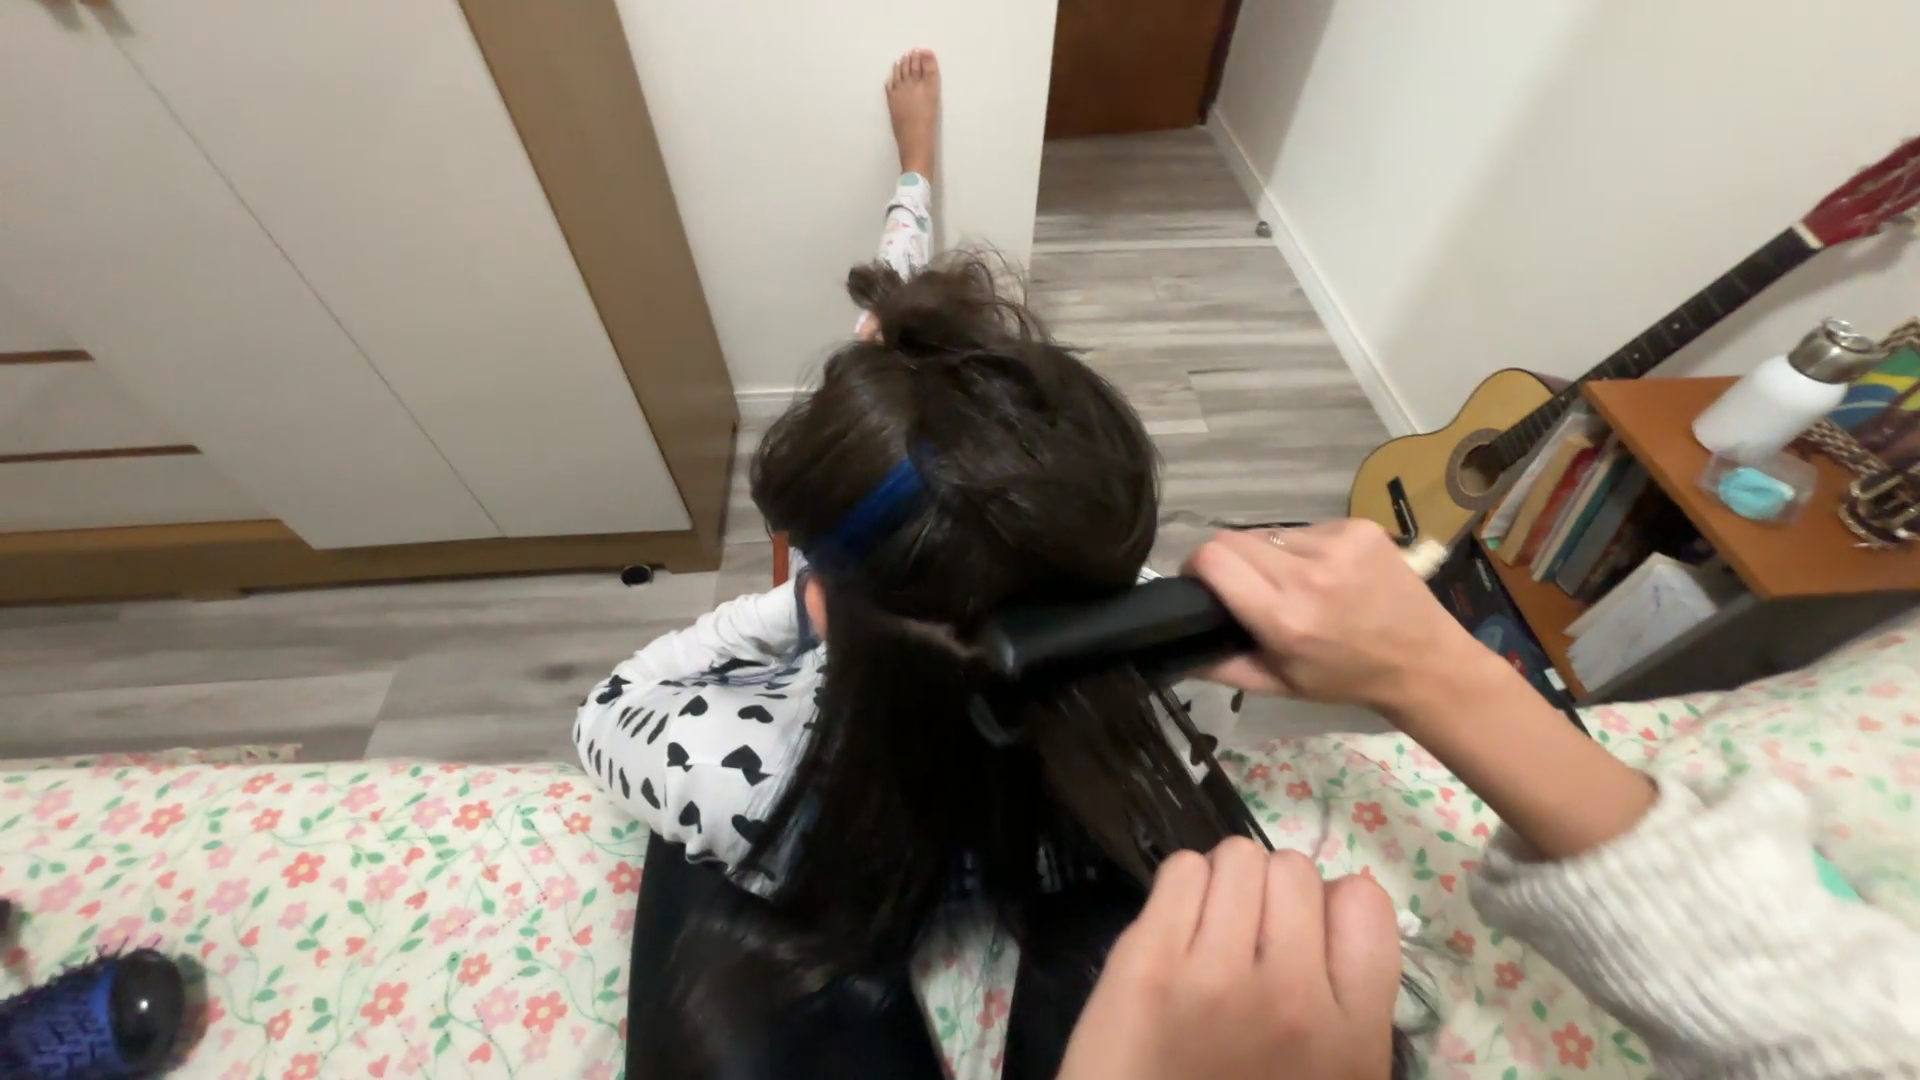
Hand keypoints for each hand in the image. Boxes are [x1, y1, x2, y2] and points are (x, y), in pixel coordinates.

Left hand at [1057, 839, 1400, 1079]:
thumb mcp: (1329, 1079)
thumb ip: (1342, 999)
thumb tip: (1333, 899)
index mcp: (1354, 1040)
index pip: (1366, 904)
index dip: (1330, 905)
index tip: (1303, 932)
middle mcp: (1295, 998)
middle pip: (1292, 867)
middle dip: (1269, 889)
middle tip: (1244, 934)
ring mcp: (1218, 975)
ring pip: (1236, 857)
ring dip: (1222, 883)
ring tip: (1207, 931)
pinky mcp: (1149, 960)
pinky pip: (1181, 868)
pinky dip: (1179, 887)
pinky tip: (1172, 932)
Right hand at [1191, 524, 1654, 859]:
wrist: (1426, 661)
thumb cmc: (1343, 677)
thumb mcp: (1276, 684)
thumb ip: (1219, 666)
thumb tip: (1169, 649)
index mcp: (1284, 617)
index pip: (1211, 559)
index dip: (1194, 567)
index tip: (1199, 585)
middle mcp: (1309, 573)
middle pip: (1229, 539)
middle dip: (1222, 561)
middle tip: (1239, 587)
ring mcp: (1337, 544)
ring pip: (1264, 533)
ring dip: (1261, 555)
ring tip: (1286, 583)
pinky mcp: (1357, 527)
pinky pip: (1299, 529)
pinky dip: (1296, 548)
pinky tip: (1319, 572)